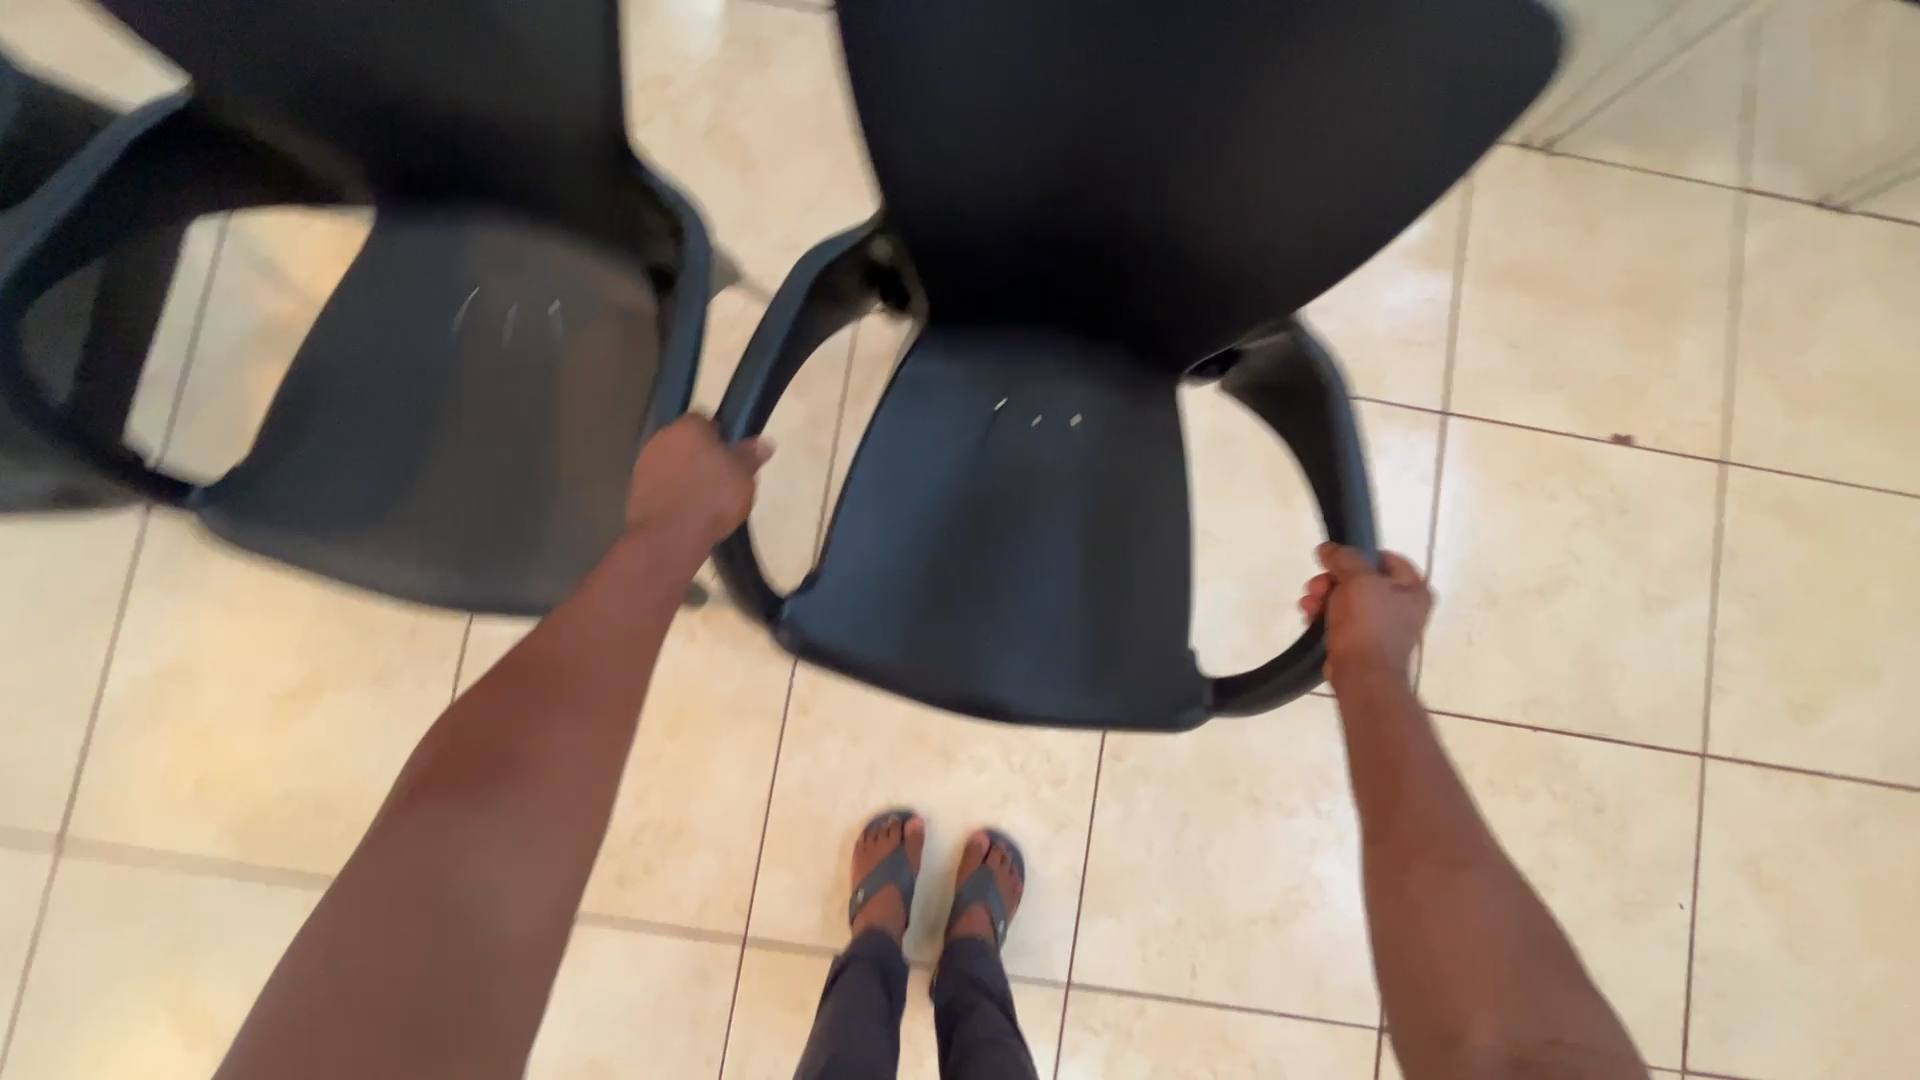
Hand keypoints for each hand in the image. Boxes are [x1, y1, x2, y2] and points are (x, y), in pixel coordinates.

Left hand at [625, 415, 772, 550]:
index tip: (732, 456)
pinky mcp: (635, 490)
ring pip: (672, 463)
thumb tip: (765, 442)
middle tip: (723, 478)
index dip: (721, 436)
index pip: (705, 420)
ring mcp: (644, 464)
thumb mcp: (744, 477)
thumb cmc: (713, 498)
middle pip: (686, 441)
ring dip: (686, 475)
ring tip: (706, 499)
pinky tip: (688, 511)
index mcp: (688, 427)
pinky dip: (673, 493)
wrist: (670, 536)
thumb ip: (751, 456)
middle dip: (702, 455)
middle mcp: (662, 438)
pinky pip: (661, 484)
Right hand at [1298, 543, 1431, 684]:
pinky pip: (1340, 618)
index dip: (1357, 555)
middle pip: (1360, 578)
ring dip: (1322, 597)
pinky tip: (1309, 616)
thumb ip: (1344, 558)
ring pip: (1345, 598)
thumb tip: (1327, 549)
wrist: (1362, 675)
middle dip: (1331, 580)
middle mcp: (1402, 605)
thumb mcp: (1357, 581)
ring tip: (1308, 605)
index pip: (1385, 558)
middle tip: (1315, 587)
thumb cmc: (1367, 624)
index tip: (1333, 561)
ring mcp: (1382, 625)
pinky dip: (1323, 614)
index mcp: (1413, 589)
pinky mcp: (1362, 640)